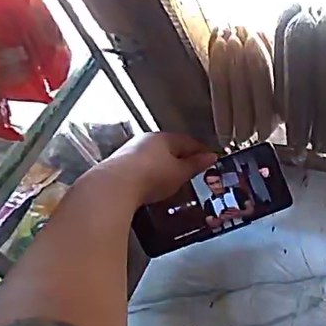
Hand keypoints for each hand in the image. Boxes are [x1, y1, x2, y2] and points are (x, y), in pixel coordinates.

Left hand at [93, 133, 216, 208]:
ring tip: (175, 177)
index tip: (211, 158)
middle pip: (170, 147)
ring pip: (155, 155)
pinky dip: (152, 171)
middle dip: (182, 156)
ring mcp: (131, 151)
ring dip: (166, 164)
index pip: (189, 141)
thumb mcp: (180, 173)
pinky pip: (143, 165)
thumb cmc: (152, 176)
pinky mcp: (120, 164)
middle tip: (194, 168)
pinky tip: (154, 181)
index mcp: (164, 138)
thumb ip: (196, 164)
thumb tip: (211, 157)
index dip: (201, 150)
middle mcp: (147, 140)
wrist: (114, 187)